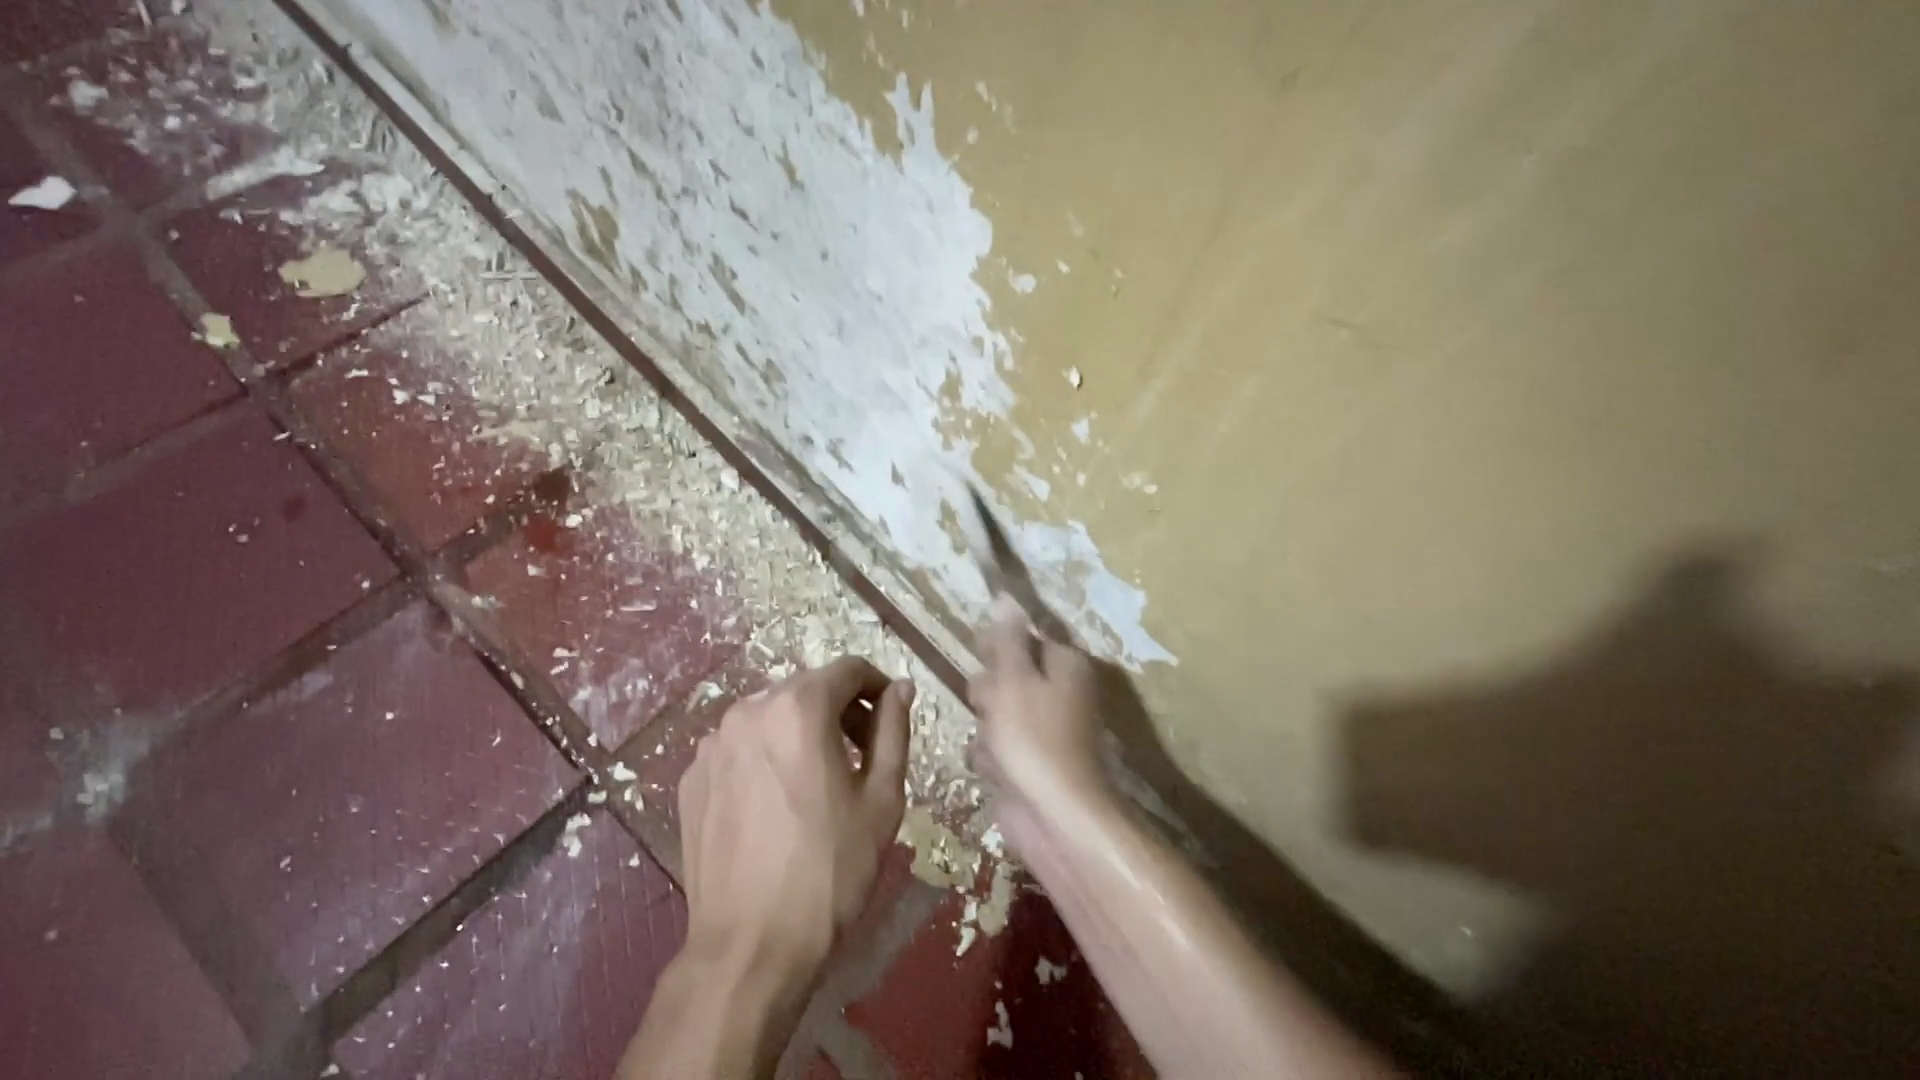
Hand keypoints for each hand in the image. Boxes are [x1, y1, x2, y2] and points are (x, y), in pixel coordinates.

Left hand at [678, 657, 914, 988]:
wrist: (751, 945)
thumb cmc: (831, 869)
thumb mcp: (882, 799)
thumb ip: (893, 730)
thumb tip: (900, 689)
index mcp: (798, 707)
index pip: (848, 669)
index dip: (878, 687)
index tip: (891, 719)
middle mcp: (748, 711)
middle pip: (806, 690)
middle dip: (840, 711)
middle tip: (862, 758)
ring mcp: (711, 745)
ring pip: (770, 719)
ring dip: (799, 735)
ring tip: (817, 786)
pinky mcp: (691, 780)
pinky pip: (739, 750)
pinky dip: (765, 760)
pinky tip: (775, 808)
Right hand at [968, 595, 1109, 831]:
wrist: (1054, 816)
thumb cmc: (1033, 738)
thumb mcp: (1015, 678)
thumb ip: (1007, 639)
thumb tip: (1005, 597)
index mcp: (1064, 665)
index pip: (1025, 637)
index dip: (998, 645)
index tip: (979, 652)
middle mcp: (1058, 693)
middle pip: (1006, 674)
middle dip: (988, 689)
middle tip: (988, 705)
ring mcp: (1043, 731)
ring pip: (995, 712)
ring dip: (984, 726)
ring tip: (992, 743)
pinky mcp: (1028, 763)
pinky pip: (996, 747)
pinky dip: (989, 757)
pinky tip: (991, 769)